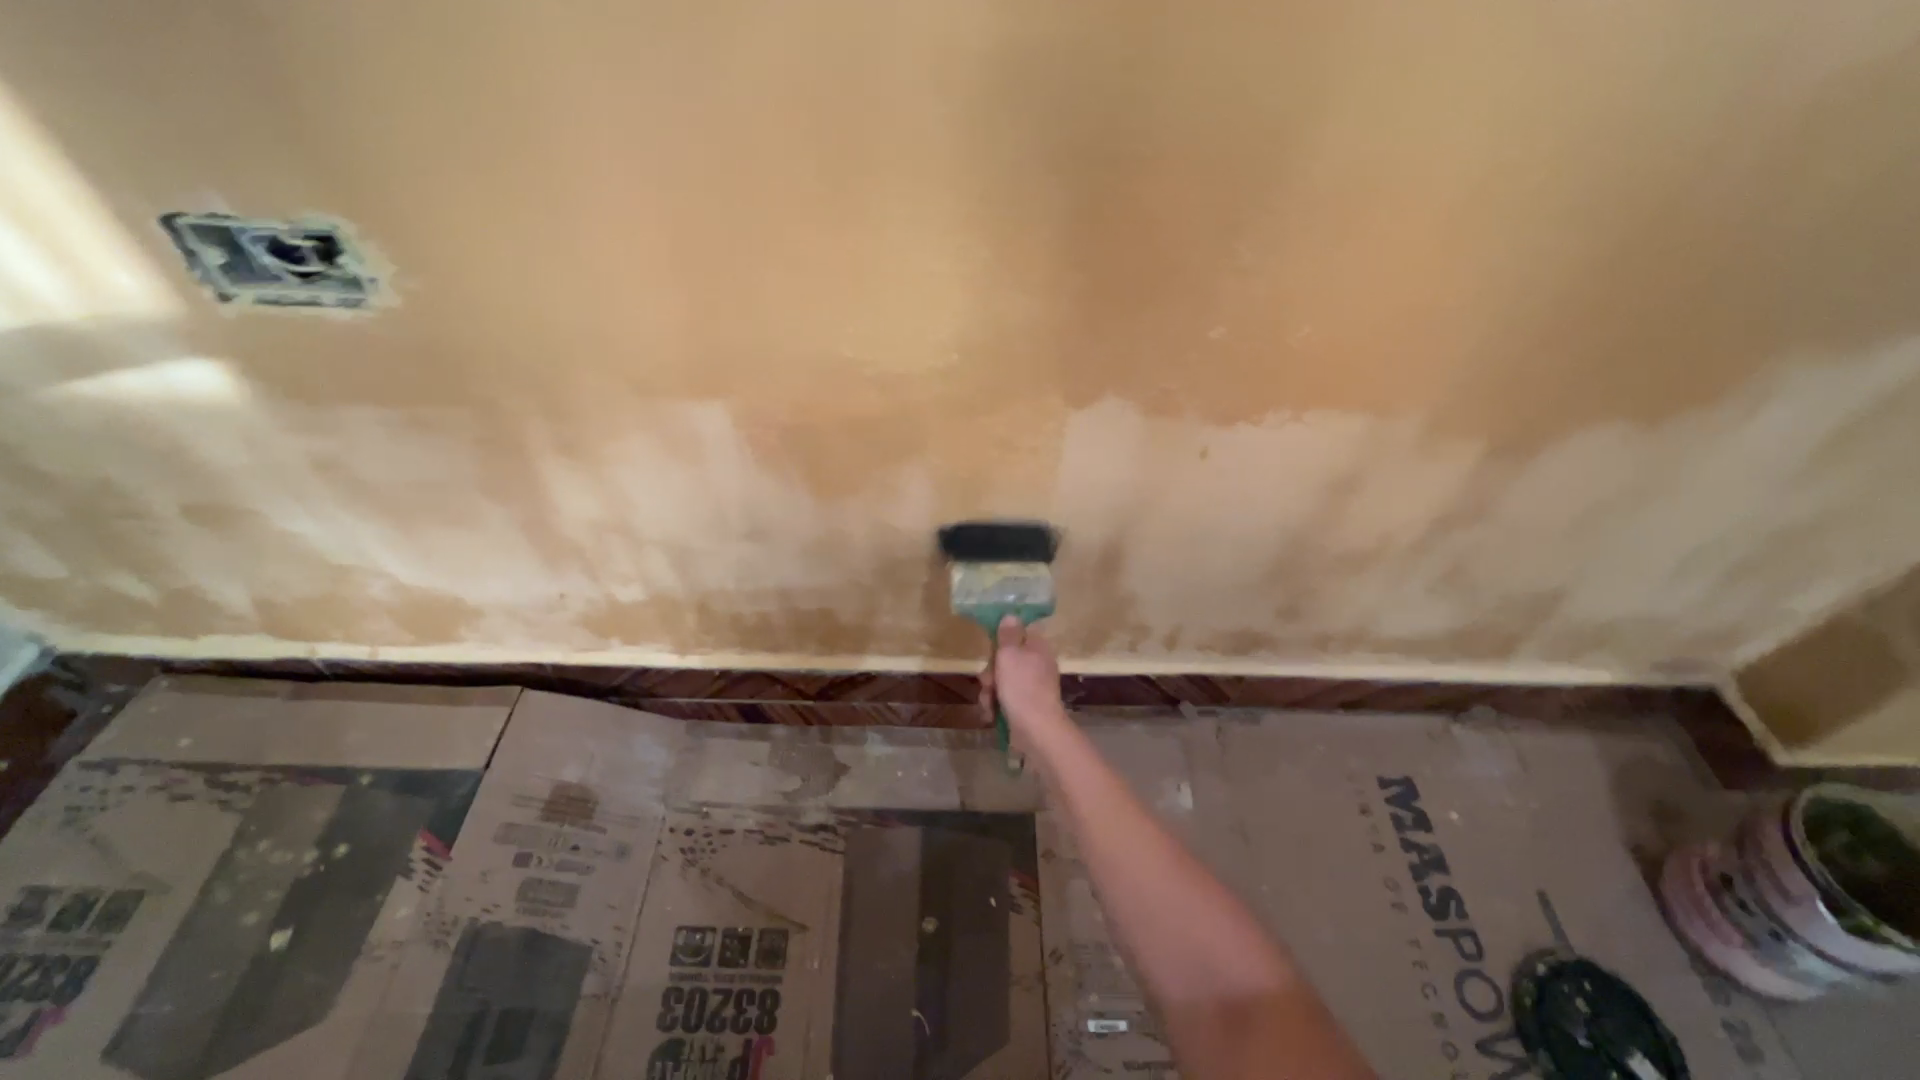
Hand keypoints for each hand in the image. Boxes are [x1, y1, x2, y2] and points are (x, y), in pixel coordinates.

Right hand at [980, 615, 1067, 731]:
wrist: (1035, 730)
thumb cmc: (1022, 687)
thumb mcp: (1010, 655)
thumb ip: (1008, 635)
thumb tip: (1011, 615)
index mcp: (1038, 648)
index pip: (1020, 632)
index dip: (1003, 638)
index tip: (992, 646)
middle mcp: (1036, 665)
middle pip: (1006, 659)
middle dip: (991, 671)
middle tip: (989, 680)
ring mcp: (1031, 687)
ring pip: (1001, 681)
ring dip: (990, 691)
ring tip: (989, 702)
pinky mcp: (1024, 706)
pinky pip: (1003, 699)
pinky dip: (995, 706)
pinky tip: (991, 714)